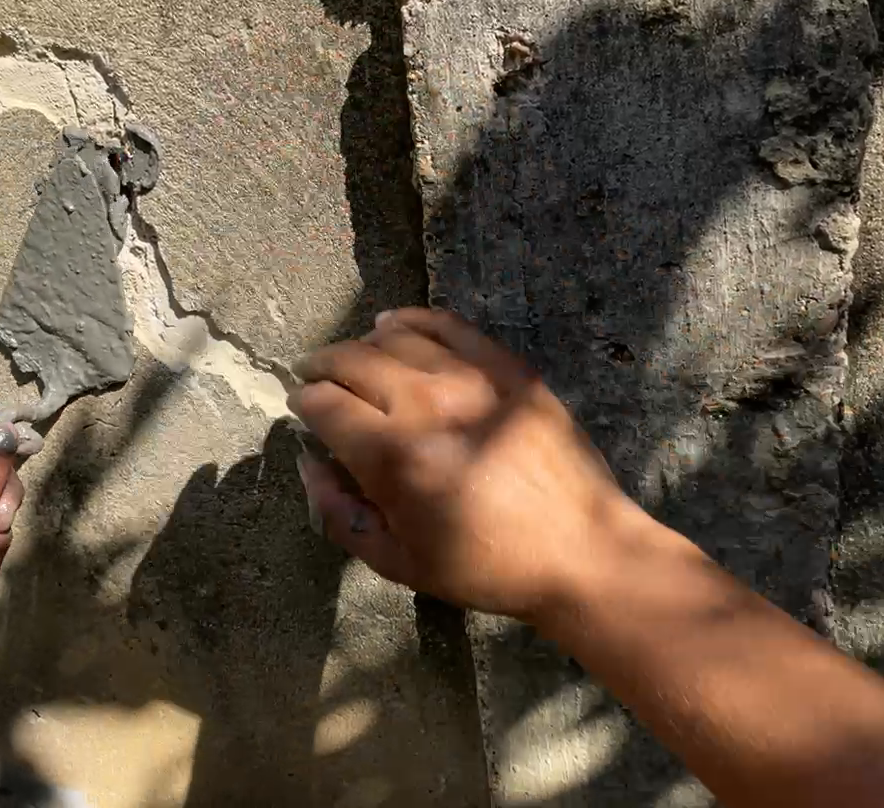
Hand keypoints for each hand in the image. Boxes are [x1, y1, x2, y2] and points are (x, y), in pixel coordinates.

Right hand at [289, 307, 676, 620]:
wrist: (580, 550)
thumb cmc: (484, 564)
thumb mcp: (398, 563)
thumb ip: (339, 514)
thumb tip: (309, 462)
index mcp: (394, 457)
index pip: (326, 405)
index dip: (304, 401)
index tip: (303, 406)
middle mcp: (425, 405)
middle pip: (352, 360)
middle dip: (322, 365)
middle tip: (315, 376)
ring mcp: (469, 377)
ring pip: (394, 335)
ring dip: (361, 343)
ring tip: (354, 357)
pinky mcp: (504, 365)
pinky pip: (447, 324)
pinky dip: (411, 318)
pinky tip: (393, 323)